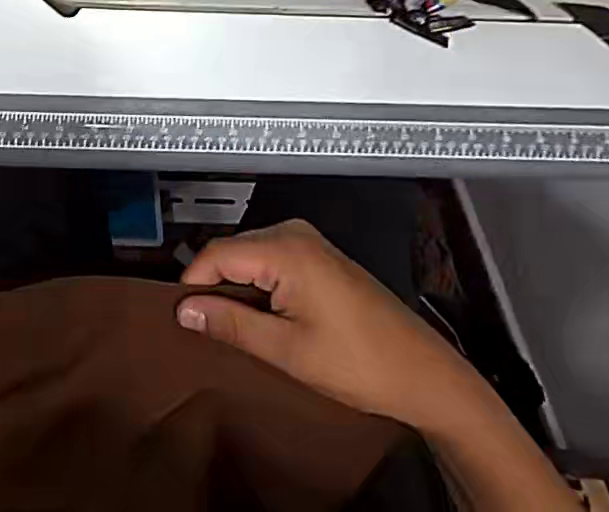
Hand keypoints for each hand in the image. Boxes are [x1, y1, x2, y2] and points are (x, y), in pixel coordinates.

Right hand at [176, 219, 488, 431]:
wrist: (425, 374)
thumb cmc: (359, 363)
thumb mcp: (287, 350)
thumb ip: (231, 324)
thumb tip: (185, 310)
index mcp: (286, 249)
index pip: (217, 252)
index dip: (193, 282)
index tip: (183, 317)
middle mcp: (295, 233)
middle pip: (232, 250)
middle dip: (214, 283)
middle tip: (205, 326)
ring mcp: (309, 241)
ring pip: (249, 254)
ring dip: (235, 285)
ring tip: (232, 325)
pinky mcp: (318, 255)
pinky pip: (270, 257)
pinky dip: (257, 282)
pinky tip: (262, 315)